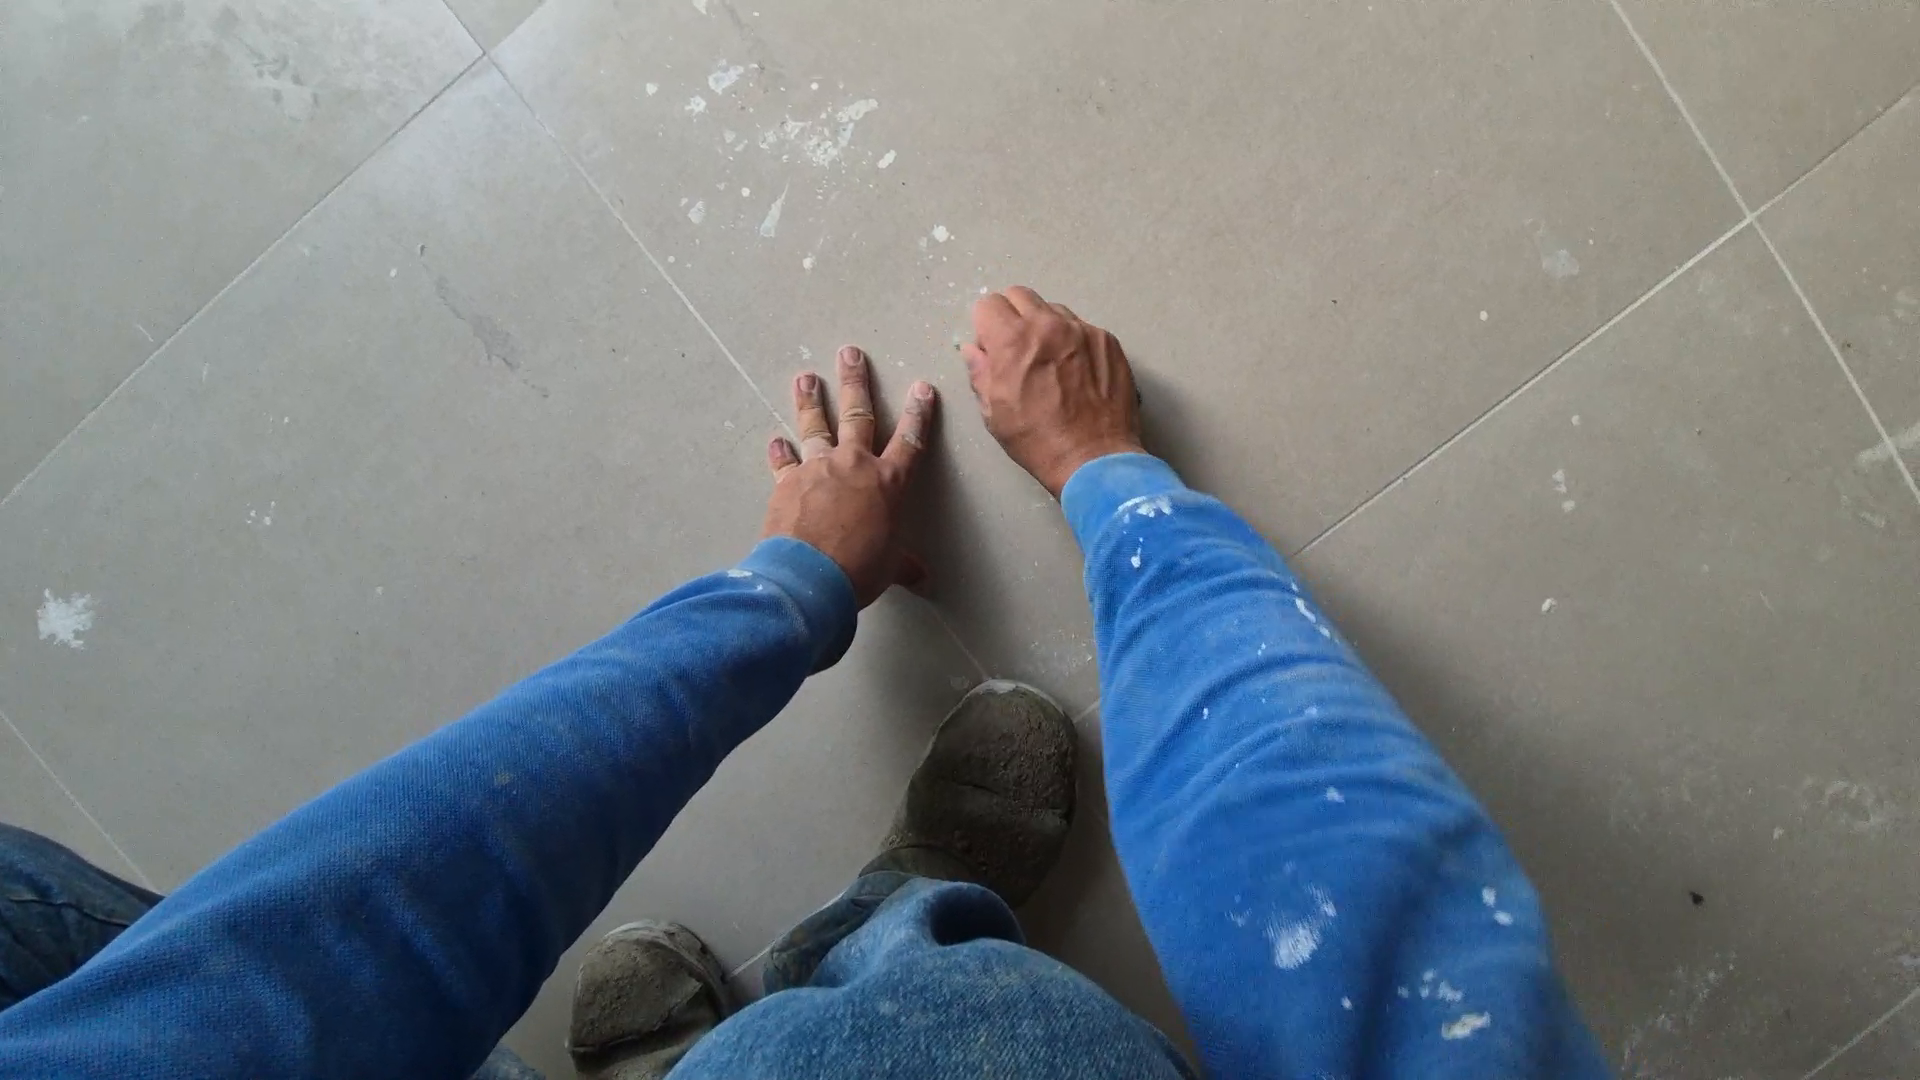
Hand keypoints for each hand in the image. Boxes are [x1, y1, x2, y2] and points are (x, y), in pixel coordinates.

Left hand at [763, 346, 935, 606]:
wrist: (810, 576)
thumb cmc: (860, 569)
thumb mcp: (889, 566)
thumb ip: (903, 564)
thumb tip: (923, 580)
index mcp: (889, 483)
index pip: (910, 441)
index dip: (918, 414)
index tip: (922, 388)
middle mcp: (854, 466)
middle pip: (859, 415)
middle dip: (856, 382)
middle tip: (850, 353)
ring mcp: (818, 469)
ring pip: (816, 426)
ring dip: (811, 401)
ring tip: (806, 377)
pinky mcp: (788, 482)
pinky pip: (784, 462)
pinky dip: (780, 453)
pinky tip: (775, 441)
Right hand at [961, 286, 1143, 498]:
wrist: (1093, 458)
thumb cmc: (1037, 440)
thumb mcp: (994, 412)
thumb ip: (980, 372)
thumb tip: (973, 350)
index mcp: (1013, 340)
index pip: (988, 304)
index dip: (984, 326)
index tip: (991, 348)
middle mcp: (1048, 324)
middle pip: (1020, 295)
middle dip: (1011, 317)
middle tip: (1016, 349)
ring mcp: (1083, 329)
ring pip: (1053, 309)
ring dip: (1044, 327)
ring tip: (1050, 362)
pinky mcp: (1108, 341)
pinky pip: (1082, 328)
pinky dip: (1072, 341)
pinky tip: (1076, 372)